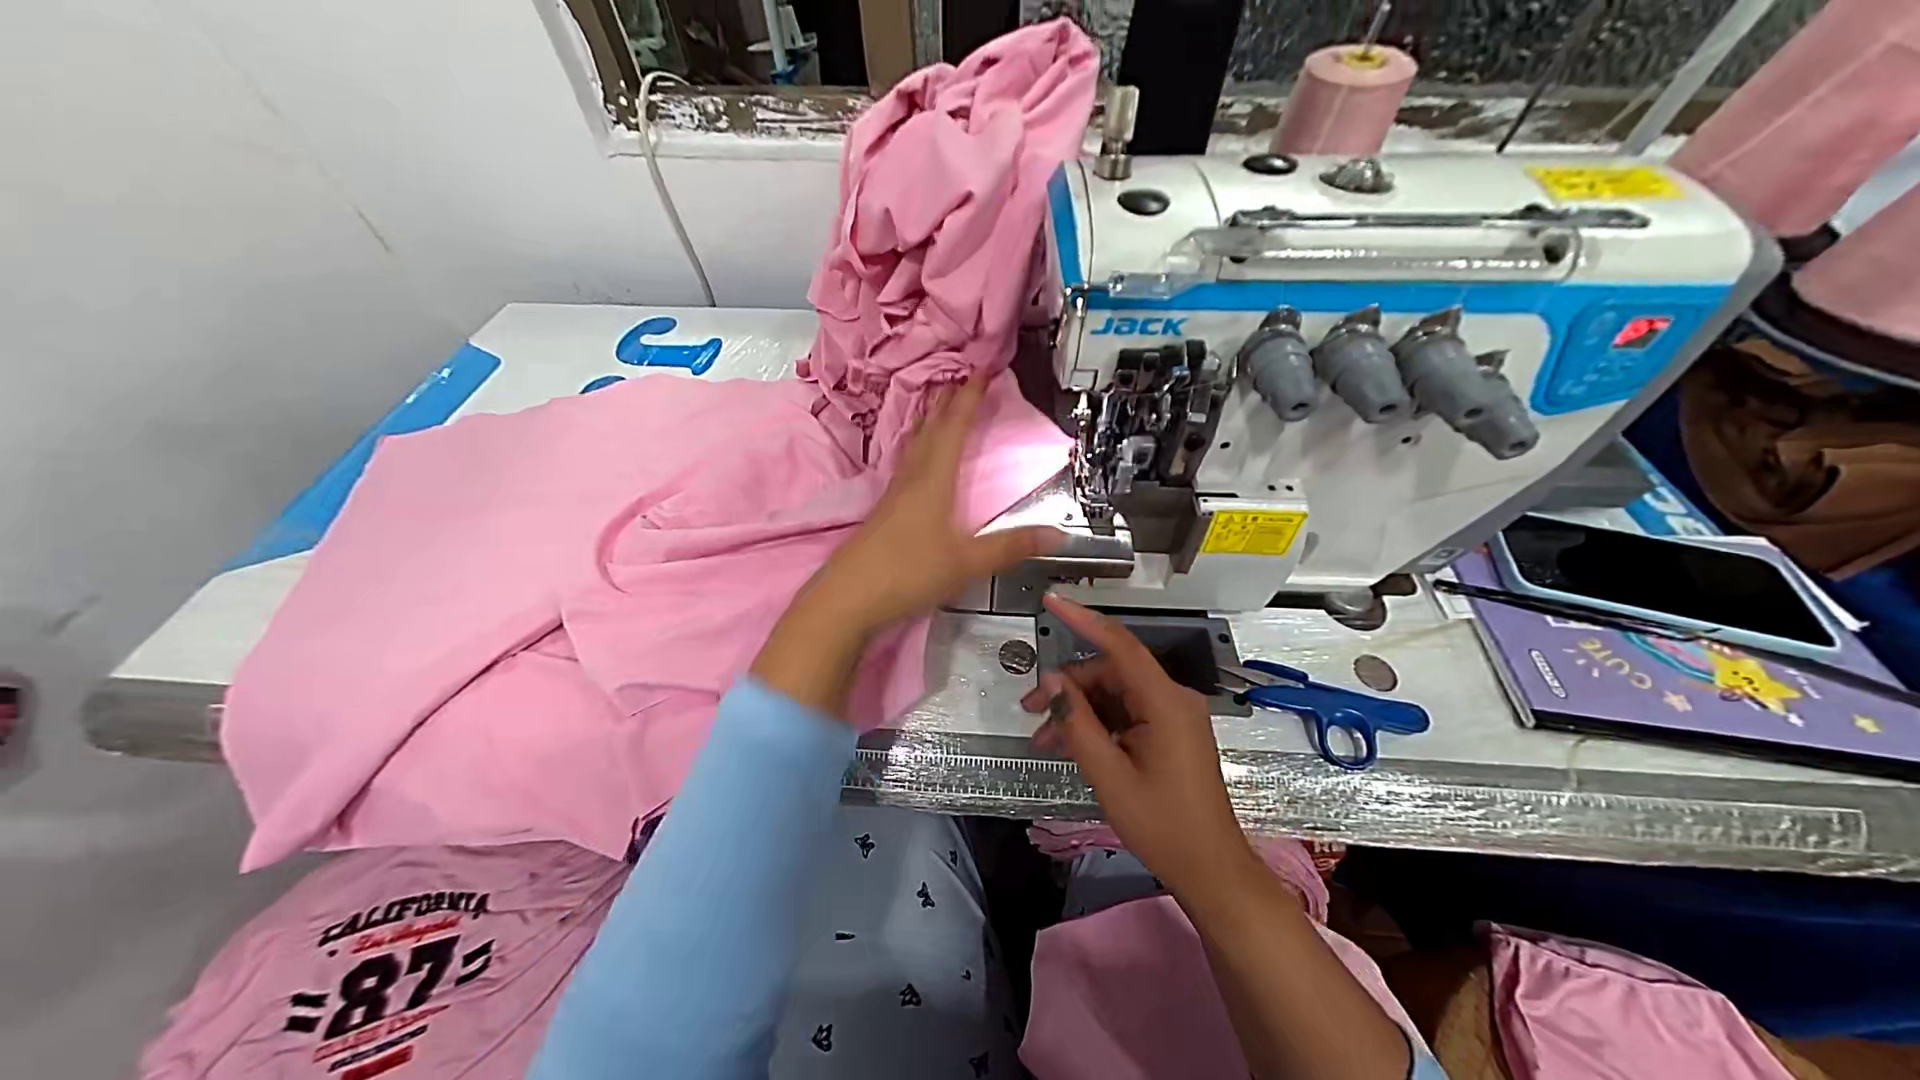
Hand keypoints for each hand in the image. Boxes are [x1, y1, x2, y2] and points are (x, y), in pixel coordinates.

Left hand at [752, 375, 1062, 715]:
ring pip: (915, 448)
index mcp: (933, 481)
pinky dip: (919, 452)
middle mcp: (910, 480)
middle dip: (947, 402)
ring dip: (929, 423)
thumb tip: (1057, 535)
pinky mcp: (883, 515)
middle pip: (930, 430)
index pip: (954, 428)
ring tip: (938, 409)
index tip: (980, 372)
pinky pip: (906, 468)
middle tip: (958, 379)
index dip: (968, 398)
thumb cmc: (907, 573)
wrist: (848, 598)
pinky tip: (918, 466)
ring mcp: (893, 497)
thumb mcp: (967, 563)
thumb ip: (1011, 547)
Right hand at [1022, 594, 1260, 898]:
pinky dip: (1097, 725)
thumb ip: (1078, 723)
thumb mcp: (1108, 775)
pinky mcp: (1169, 732)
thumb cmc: (1162, 825)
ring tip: (1043, 738)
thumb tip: (1052, 682)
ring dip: (1079, 711)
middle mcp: (1172, 699)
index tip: (1050, 600)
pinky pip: (1126, 713)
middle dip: (1068, 688)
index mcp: (1165, 702)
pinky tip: (1068, 745)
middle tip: (1030, 711)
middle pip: (1110, 673)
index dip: (1082, 619)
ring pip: (1114, 695)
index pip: (1119, 645)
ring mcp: (1172, 715)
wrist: (1209, 869)